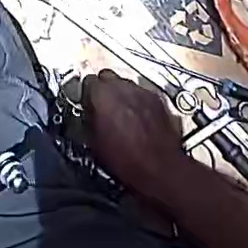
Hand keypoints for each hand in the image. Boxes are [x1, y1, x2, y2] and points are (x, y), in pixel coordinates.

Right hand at [81, 70, 188, 199]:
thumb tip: (89, 115)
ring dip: (122, 94)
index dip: (87, 94)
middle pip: (107, 77)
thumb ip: (89, 120)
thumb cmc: (128, 161)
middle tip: (103, 108)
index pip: (88, 81)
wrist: (161, 170)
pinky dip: (139, 102)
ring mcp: (142, 91)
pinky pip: (143, 93)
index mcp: (102, 95)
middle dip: (104, 90)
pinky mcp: (158, 99)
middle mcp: (122, 87)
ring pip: (126, 84)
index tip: (88, 104)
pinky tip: (139, 119)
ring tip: (123, 115)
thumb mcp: (95, 144)